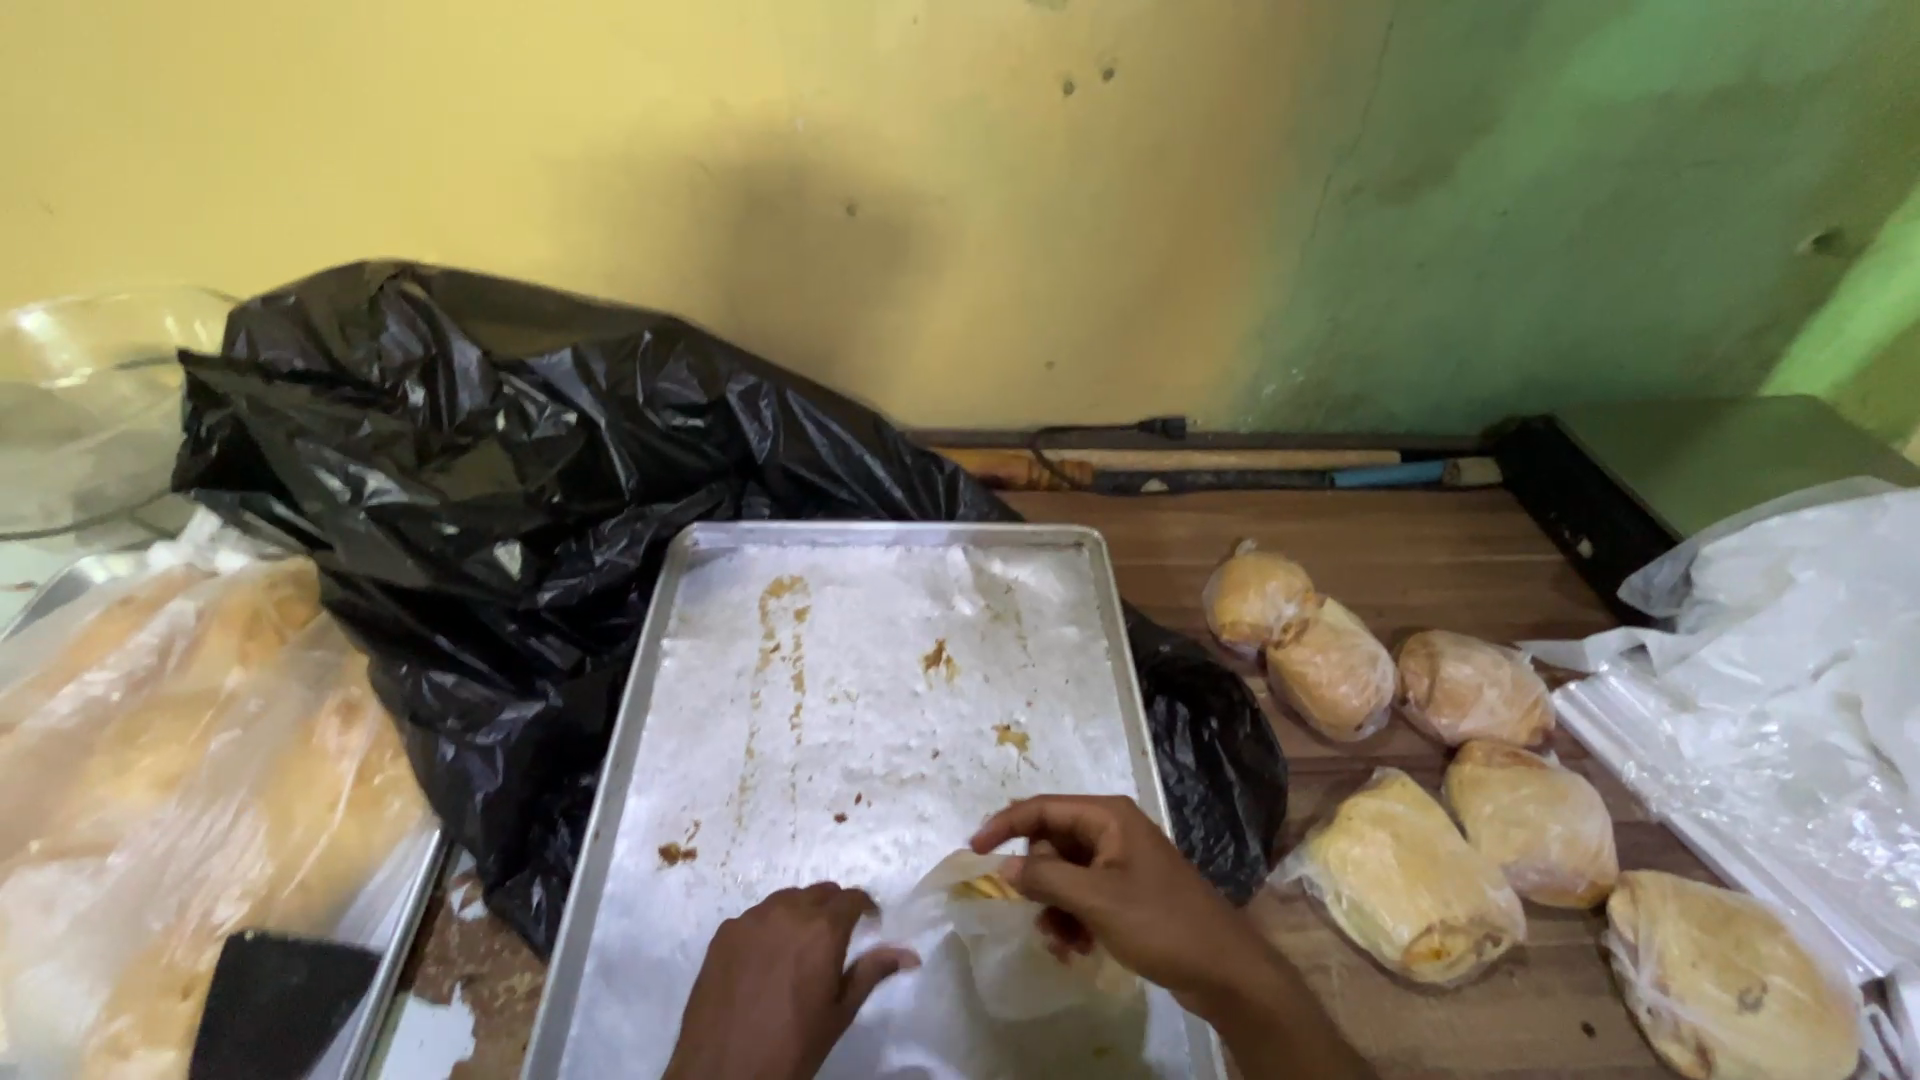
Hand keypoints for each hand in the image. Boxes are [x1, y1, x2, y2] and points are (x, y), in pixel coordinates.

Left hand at [664, 883, 918, 1079]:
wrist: (722, 1072)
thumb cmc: (792, 1046)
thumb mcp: (839, 1012)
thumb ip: (872, 972)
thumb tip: (910, 953)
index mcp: (823, 929)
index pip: (853, 897)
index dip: (865, 908)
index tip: (869, 925)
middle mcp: (788, 911)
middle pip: (820, 892)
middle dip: (834, 909)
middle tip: (835, 941)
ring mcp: (751, 919)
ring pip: (786, 899)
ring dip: (800, 914)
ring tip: (799, 950)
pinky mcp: (724, 933)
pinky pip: (755, 917)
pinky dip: (767, 928)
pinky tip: (765, 961)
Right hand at [970, 795, 1275, 1017]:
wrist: (1225, 968)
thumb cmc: (1160, 922)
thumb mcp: (1096, 899)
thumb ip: (1046, 878)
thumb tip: (1005, 866)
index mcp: (1107, 815)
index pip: (1042, 808)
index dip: (1005, 825)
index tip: (973, 851)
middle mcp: (1112, 829)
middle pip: (1052, 843)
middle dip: (1039, 881)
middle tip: (1039, 915)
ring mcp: (1122, 860)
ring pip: (1065, 873)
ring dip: (1055, 906)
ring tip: (1063, 942)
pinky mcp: (1128, 890)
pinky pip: (1083, 894)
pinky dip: (1073, 917)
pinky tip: (1078, 947)